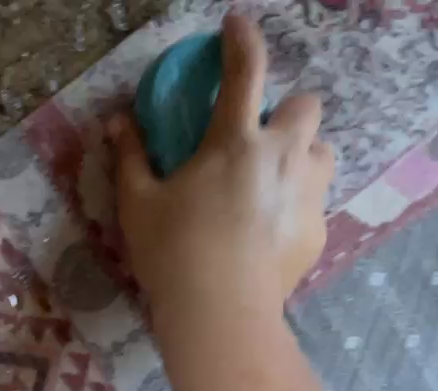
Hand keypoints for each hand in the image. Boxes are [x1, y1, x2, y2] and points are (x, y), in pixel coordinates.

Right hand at [112, 14, 334, 327]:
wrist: (219, 314)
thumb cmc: (172, 255)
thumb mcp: (138, 207)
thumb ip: (130, 159)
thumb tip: (116, 123)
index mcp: (235, 141)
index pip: (245, 69)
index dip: (240, 39)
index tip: (234, 27)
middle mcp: (283, 155)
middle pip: (306, 106)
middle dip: (286, 115)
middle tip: (257, 144)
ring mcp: (308, 193)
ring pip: (321, 153)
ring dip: (300, 159)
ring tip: (270, 190)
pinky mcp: (317, 232)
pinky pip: (314, 205)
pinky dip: (294, 210)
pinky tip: (266, 238)